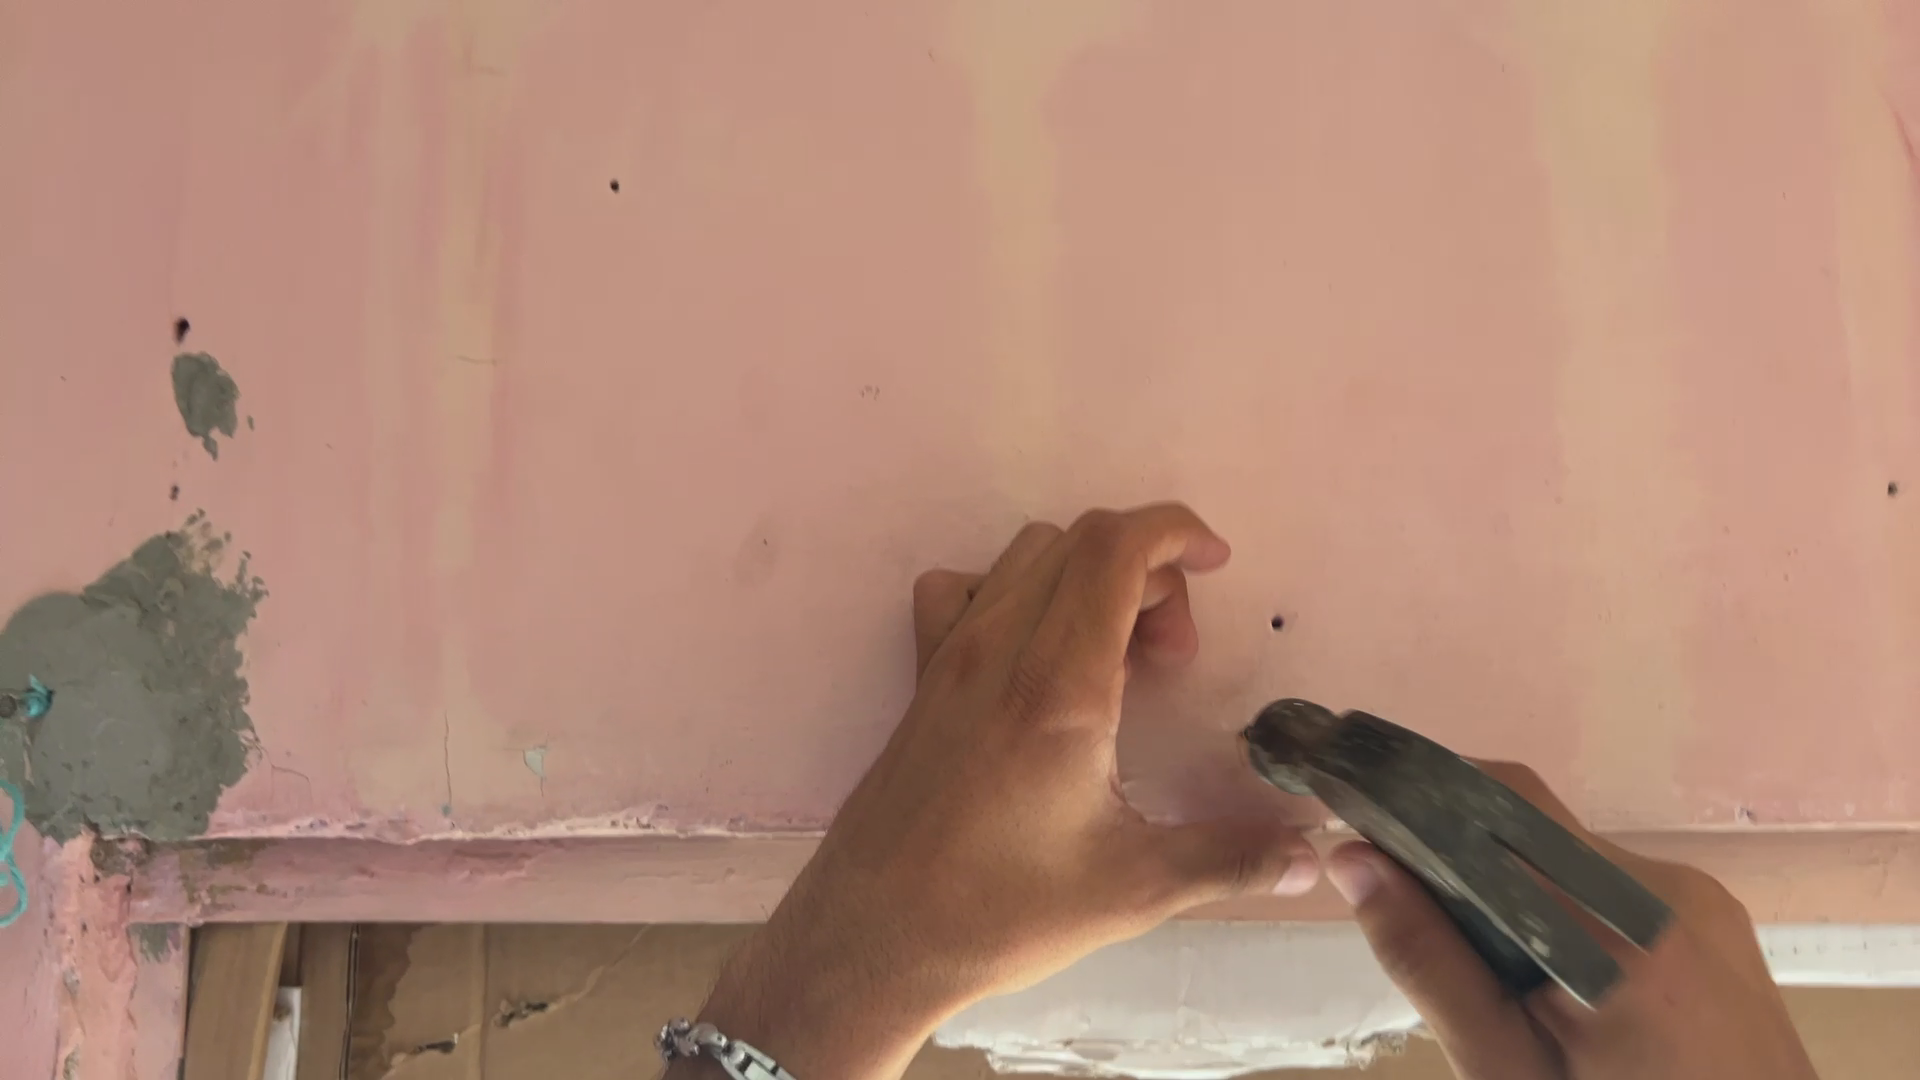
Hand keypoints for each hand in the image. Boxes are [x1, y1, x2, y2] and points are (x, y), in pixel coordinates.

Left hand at [683, 505, 1317, 1078]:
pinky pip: (963, 589)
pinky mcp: (923, 671)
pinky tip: (1030, 651)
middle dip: (1148, 570)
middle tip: (1169, 656)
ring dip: (1087, 578)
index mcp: (1060, 682)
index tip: (1216, 562)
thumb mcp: (1131, 888)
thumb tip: (1314, 853)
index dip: (1175, 530)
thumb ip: (1231, 856)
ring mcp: (951, 650)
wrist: (873, 933)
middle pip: (1081, 540)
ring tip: (1111, 656)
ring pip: (1028, 555)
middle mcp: (999, 643)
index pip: (1114, 547)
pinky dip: (1012, 589)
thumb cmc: (1000, 910)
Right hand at [1325, 762, 1817, 1079]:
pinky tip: (1534, 963)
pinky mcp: (1705, 920)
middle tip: (1412, 914)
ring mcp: (1698, 903)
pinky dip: (1537, 895)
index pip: (1499, 804)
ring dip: (1493, 874)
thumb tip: (1351, 856)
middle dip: (1450, 848)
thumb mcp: (1501, 1073)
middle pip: (1520, 822)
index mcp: (1626, 933)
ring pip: (1548, 846)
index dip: (1418, 797)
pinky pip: (1587, 873)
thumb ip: (1427, 963)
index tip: (1358, 819)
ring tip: (1479, 957)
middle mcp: (1670, 892)